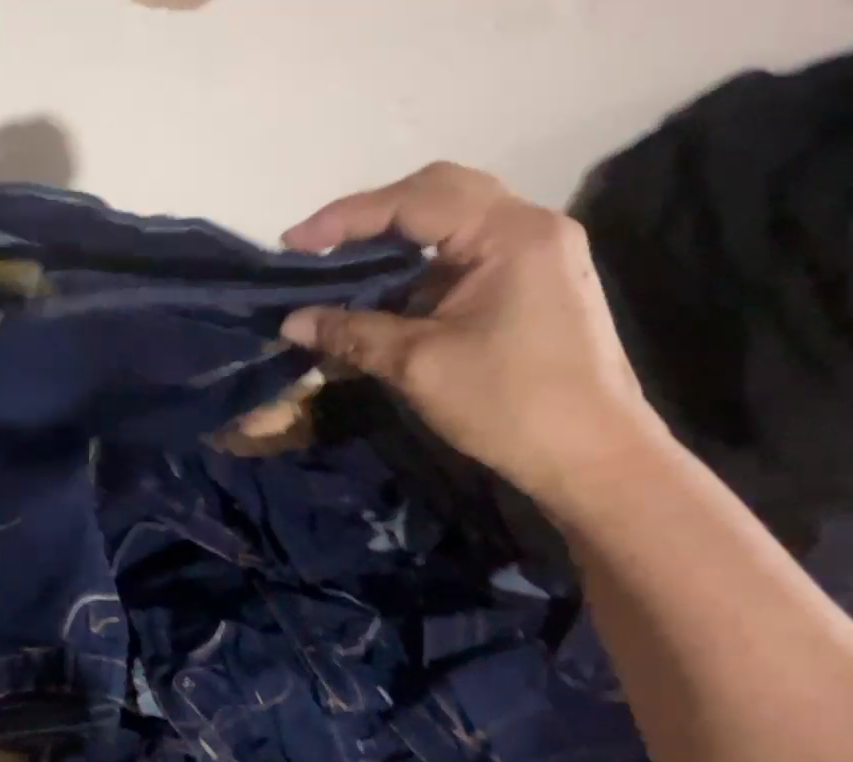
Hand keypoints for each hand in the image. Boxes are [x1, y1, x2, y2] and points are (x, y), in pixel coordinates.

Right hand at [278, 163, 665, 507]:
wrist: (588, 453)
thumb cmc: (507, 402)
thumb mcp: (416, 365)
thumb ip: (350, 333)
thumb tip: (289, 323)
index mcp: (511, 234)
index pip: (415, 200)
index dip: (345, 217)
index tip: (292, 244)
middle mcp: (528, 227)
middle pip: (437, 193)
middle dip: (370, 217)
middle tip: (317, 249)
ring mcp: (533, 253)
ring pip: (449, 222)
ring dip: (390, 242)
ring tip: (339, 272)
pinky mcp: (528, 282)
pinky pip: (459, 255)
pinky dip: (413, 267)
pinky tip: (380, 295)